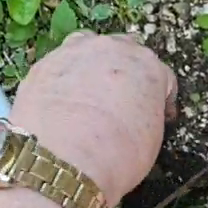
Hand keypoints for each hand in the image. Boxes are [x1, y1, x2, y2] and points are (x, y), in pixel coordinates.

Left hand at [10, 32, 175, 199]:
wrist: (63, 159)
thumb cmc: (114, 156)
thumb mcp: (149, 143)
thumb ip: (148, 118)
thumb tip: (135, 120)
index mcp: (149, 69)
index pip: (163, 78)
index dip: (160, 99)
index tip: (156, 113)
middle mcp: (114, 50)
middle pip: (125, 53)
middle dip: (126, 73)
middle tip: (120, 99)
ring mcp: (76, 52)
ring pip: (88, 47)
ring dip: (91, 64)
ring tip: (87, 90)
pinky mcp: (44, 63)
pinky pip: (57, 65)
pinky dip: (61, 78)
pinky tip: (59, 99)